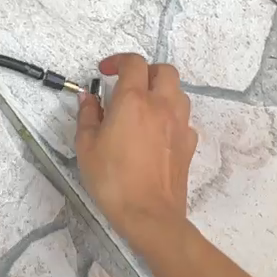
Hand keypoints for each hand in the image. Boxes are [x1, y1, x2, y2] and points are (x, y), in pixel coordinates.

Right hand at [75, 55, 197, 255]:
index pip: (134, 63)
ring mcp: (179, 125)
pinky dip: (170, 116)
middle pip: (165, 71)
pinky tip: (155, 132)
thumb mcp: (86, 144)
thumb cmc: (112, 178)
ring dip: (161, 91)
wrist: (149, 215)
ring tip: (142, 105)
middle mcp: (161, 106)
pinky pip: (183, 119)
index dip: (118, 61)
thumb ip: (88, 115)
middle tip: (127, 83)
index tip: (105, 72)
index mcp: (134, 100)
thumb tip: (88, 98)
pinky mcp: (189, 145)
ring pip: (178, 93)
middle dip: (146, 70)